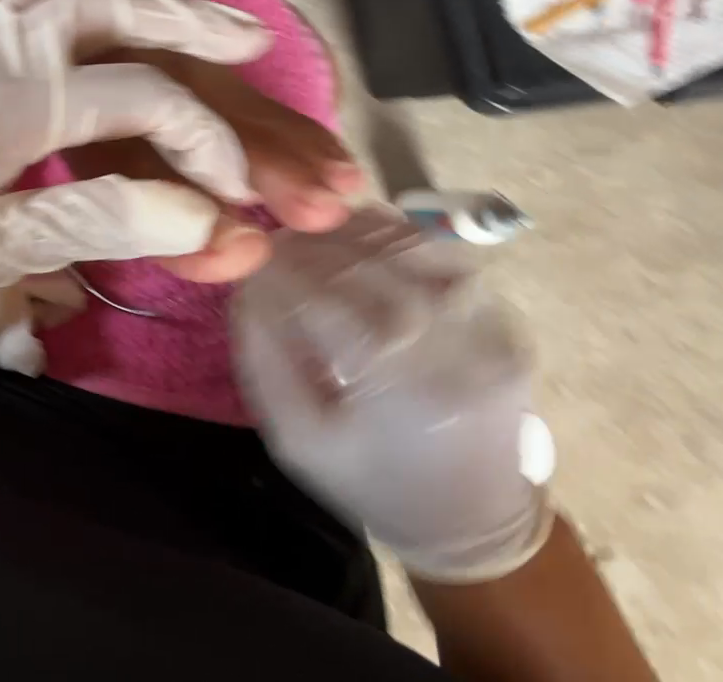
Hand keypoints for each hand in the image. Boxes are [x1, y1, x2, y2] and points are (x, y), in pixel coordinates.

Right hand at [231, 208, 553, 583]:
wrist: (473, 522)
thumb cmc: (367, 481)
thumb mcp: (293, 436)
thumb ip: (265, 357)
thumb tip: (247, 286)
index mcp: (399, 390)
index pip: (323, 301)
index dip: (276, 271)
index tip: (242, 257)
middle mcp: (456, 353)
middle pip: (372, 268)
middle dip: (310, 244)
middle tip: (269, 236)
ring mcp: (493, 337)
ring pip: (420, 252)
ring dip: (357, 231)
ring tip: (312, 228)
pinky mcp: (508, 327)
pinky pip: (454, 261)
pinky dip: (404, 237)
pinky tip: (363, 235)